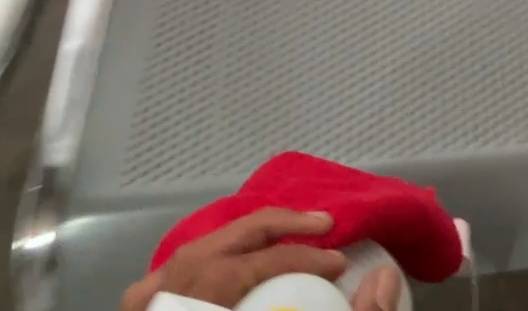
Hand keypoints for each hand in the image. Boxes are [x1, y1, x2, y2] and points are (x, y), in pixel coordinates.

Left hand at [120, 209, 402, 310]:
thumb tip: (382, 278)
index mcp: (200, 302)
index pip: (254, 266)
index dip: (305, 259)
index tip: (343, 265)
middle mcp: (164, 301)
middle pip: (219, 246)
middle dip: (277, 228)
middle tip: (324, 225)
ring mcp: (145, 308)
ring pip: (187, 257)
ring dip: (241, 241)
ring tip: (284, 237)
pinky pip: (164, 280)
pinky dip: (200, 264)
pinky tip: (224, 264)